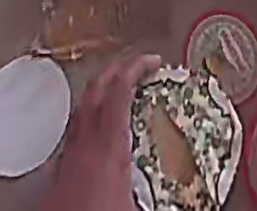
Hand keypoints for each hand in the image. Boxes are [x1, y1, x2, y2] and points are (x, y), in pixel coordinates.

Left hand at [40, 52, 160, 210]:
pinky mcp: (57, 171)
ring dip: (101, 90)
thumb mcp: (138, 210)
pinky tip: (98, 132)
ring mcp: (68, 153)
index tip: (153, 61)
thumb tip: (198, 204)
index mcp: (109, 144)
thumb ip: (163, 196)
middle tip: (136, 66)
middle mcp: (86, 141)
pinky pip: (75, 129)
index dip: (137, 67)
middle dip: (117, 68)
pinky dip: (90, 118)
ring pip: (83, 106)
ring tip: (119, 91)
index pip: (121, 88)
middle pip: (97, 87)